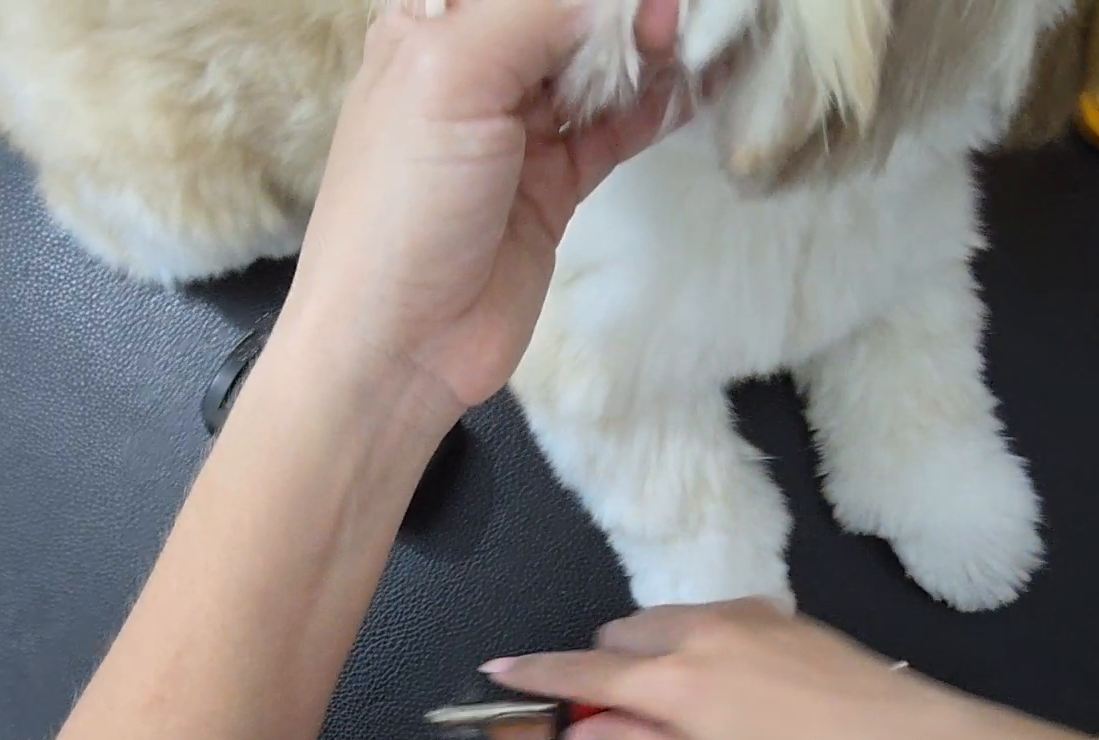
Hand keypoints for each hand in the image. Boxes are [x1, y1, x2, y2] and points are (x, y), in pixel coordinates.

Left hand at [280, 0, 682, 414]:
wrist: (403, 346)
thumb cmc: (400, 212)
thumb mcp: (450, 79)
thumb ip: (532, 13)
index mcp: (430, 25)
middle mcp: (476, 71)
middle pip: (565, 12)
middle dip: (619, 5)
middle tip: (666, 13)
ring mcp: (518, 134)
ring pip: (597, 66)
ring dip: (646, 46)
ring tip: (688, 35)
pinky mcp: (553, 188)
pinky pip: (615, 131)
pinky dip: (655, 106)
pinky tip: (698, 83)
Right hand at [483, 600, 1006, 739]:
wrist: (895, 737)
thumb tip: (579, 732)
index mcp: (669, 683)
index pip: (580, 672)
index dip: (534, 674)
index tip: (498, 671)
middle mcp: (688, 631)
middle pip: (613, 634)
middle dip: (606, 667)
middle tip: (633, 711)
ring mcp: (727, 610)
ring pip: (654, 620)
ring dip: (647, 652)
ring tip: (693, 698)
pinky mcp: (760, 603)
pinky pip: (698, 615)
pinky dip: (690, 641)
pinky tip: (736, 679)